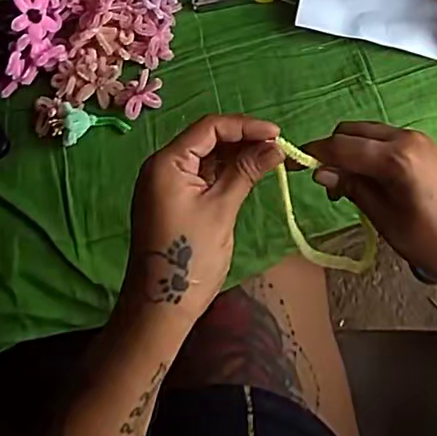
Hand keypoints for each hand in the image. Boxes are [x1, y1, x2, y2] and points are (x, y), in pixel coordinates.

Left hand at [122, 114, 283, 321]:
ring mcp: (167, 182)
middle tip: (277, 146)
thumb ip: (246, 171)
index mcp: (167, 163)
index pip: (210, 128)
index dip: (245, 126)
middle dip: (243, 138)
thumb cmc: (189, 257)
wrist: (159, 310)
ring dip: (238, 153)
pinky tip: (251, 170)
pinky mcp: (175, 197)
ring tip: (270, 156)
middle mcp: (163, 165)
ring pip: (208, 154)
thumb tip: (276, 146)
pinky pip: (204, 172)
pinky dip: (227, 170)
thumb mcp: (221, 209)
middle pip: (208, 138)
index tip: (276, 133)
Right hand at [300, 122, 436, 283]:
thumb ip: (354, 190)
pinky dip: (368, 151)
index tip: (292, 167)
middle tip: (326, 185)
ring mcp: (417, 138)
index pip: (341, 146)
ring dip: (351, 151)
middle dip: (332, 151)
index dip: (313, 155)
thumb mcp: (388, 222)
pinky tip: (371, 180)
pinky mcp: (424, 145)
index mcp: (396, 157)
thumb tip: (322, 172)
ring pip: (367, 132)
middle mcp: (405, 137)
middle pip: (352, 131)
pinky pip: (384, 139)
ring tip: (348, 187)